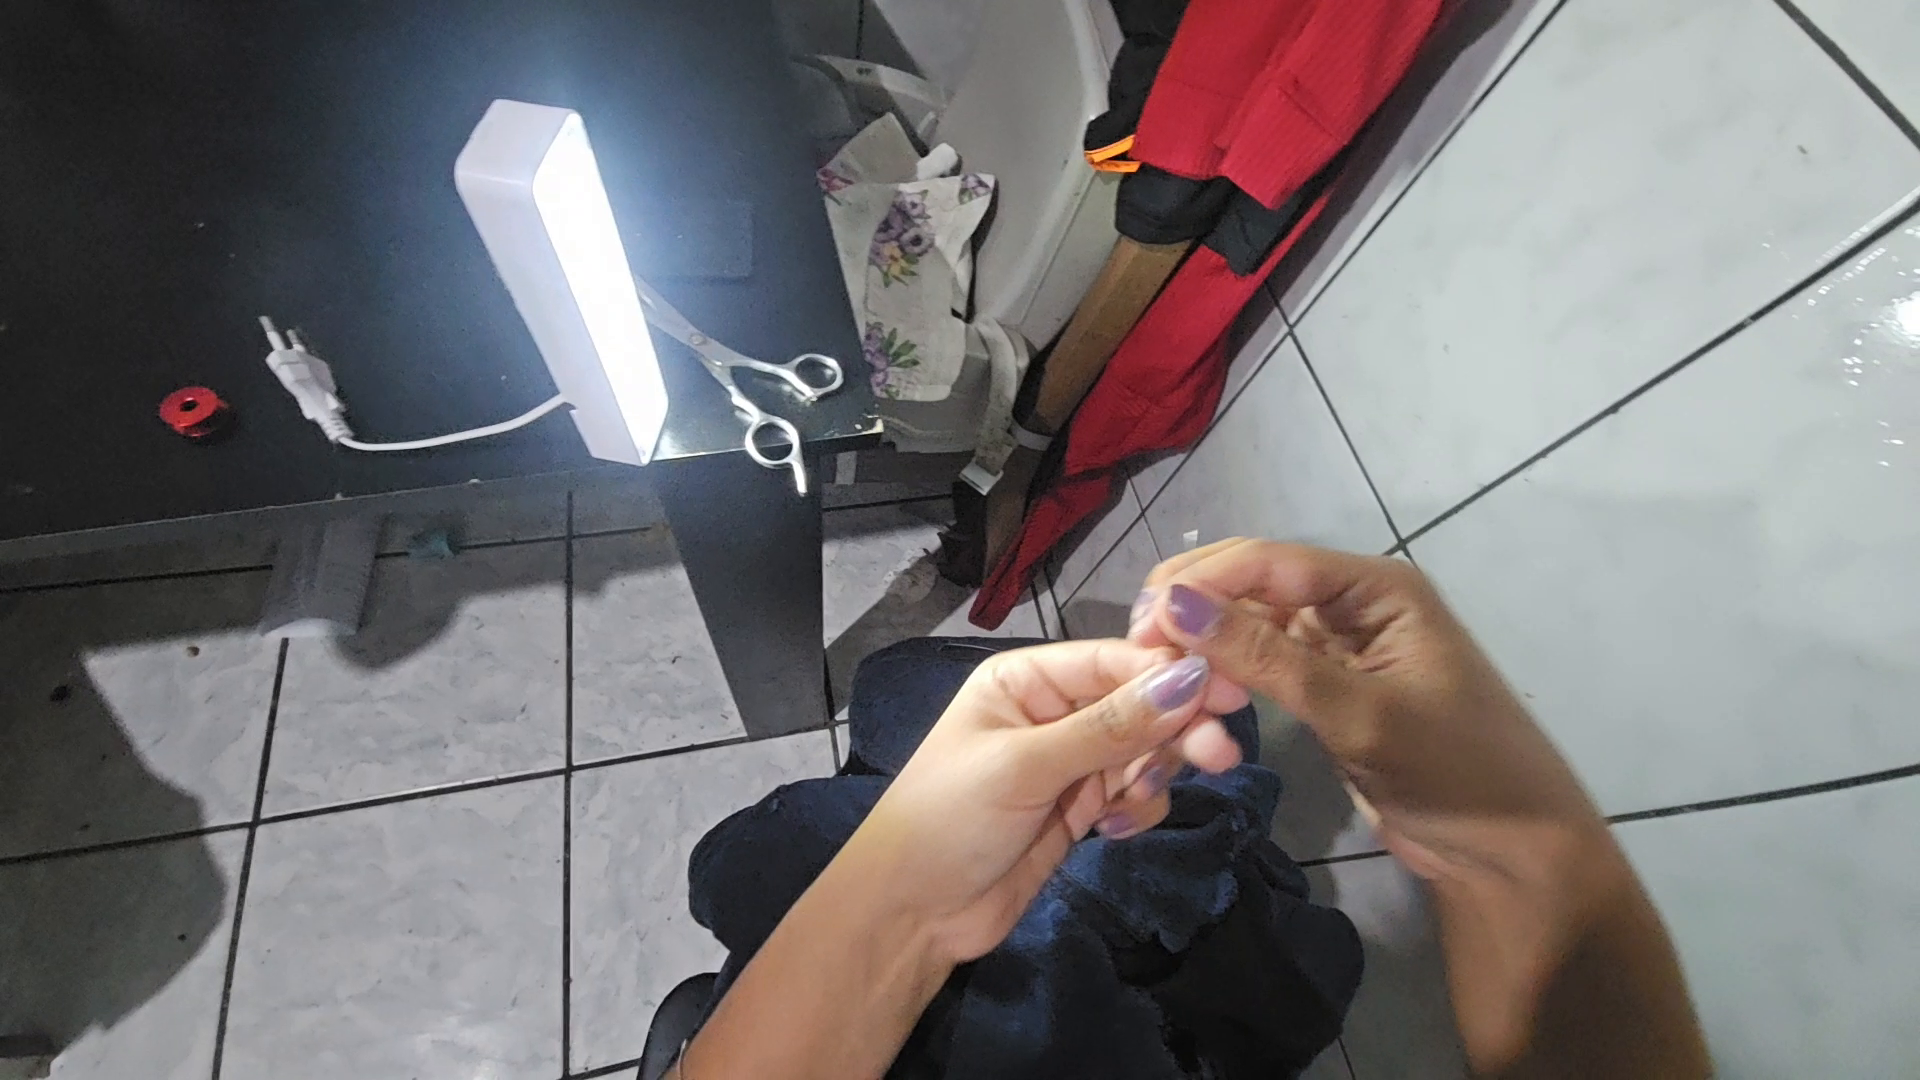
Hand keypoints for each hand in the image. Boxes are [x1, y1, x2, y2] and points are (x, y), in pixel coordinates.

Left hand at [843, 640, 1246, 963]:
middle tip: (1220, 755)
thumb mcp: (1026, 765)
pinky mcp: (1082, 805)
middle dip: (1174, 727)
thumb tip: (1187, 678)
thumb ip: (1108, 727)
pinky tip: (1113, 829)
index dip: (1168, 673)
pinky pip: (1133, 790)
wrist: (914, 912)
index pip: (1110, 661)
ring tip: (1132, 804)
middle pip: (1136, 703)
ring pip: (1142, 748)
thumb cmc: (952, 817)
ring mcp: (1070, 759)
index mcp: (1027, 678)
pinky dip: (1138, 806)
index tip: (1226, 691)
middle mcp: (1053, 709)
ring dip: (1154, 772)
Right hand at [1131, 540, 1709, 1075]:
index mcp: (1372, 585)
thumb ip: (1263, 656)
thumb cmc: (1454, 773)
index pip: (1265, 560)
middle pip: (1249, 579)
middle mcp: (1347, 598)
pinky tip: (1198, 686)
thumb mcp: (1357, 712)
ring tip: (1161, 669)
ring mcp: (1332, 638)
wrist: (1510, 857)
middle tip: (1140, 646)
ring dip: (1204, 638)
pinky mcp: (1319, 677)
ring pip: (1246, 616)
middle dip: (1194, 605)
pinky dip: (1224, 668)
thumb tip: (1172, 605)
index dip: (1199, 583)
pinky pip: (1256, 654)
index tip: (1143, 625)